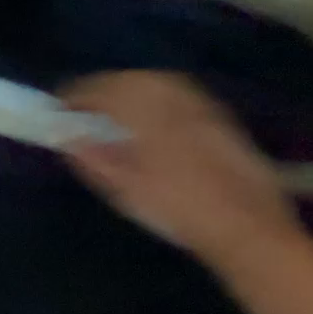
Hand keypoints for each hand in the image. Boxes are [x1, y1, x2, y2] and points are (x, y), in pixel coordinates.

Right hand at [59, 71, 299, 267]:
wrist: (253, 234)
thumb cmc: (180, 212)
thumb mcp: (125, 191)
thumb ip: (92, 158)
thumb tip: (65, 135)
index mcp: (147, 118)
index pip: (101, 92)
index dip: (75, 96)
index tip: (59, 108)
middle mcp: (176, 105)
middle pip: (131, 79)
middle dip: (102, 86)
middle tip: (85, 104)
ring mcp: (203, 112)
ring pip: (159, 81)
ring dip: (130, 85)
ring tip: (115, 103)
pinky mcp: (223, 123)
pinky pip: (183, 94)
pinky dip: (159, 94)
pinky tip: (154, 113)